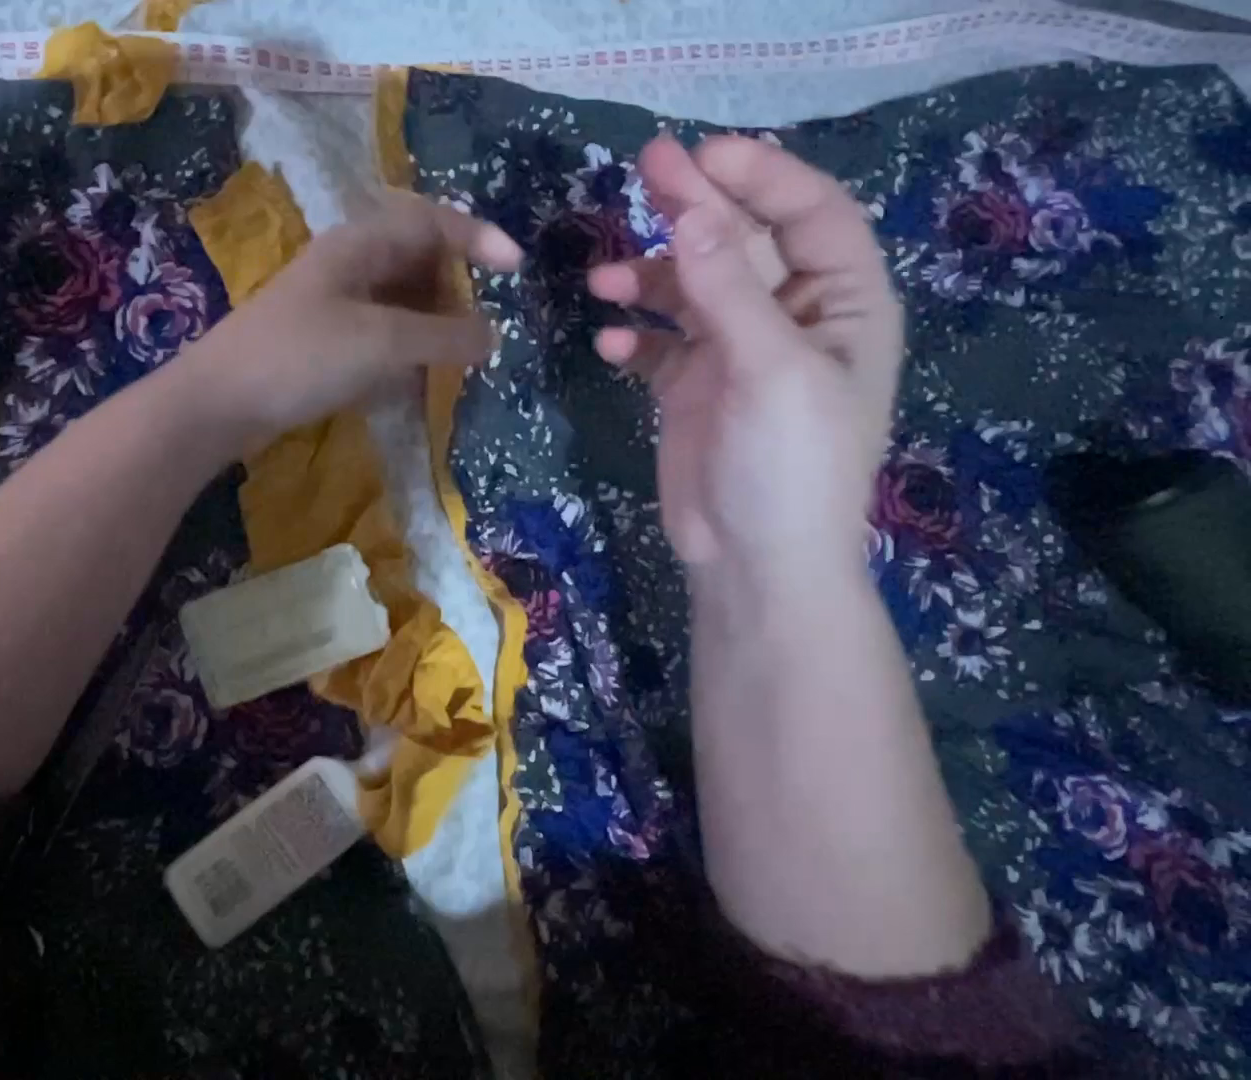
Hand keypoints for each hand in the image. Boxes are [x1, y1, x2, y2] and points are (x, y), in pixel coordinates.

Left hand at [175, 191, 521, 451]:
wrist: (219, 403)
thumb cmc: (302, 357)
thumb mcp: (383, 342)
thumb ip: (444, 336)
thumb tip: (492, 336)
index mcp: (362, 243)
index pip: (433, 221)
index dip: (479, 238)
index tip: (516, 270)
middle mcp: (348, 266)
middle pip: (418, 262)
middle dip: (456, 290)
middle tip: (482, 330)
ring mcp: (332, 307)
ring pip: (399, 304)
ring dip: (432, 326)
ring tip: (458, 360)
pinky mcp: (322, 346)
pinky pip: (378, 338)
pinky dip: (404, 353)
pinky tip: (415, 381)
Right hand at [589, 135, 902, 572]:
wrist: (752, 561)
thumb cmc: (788, 464)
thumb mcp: (770, 369)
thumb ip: (727, 289)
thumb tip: (689, 209)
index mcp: (841, 304)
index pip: (809, 215)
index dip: (760, 178)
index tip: (700, 156)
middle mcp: (789, 319)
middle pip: (741, 243)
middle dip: (694, 209)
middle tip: (643, 168)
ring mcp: (735, 355)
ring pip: (690, 290)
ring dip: (649, 278)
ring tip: (602, 280)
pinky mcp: (691, 390)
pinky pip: (659, 346)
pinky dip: (634, 340)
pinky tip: (611, 347)